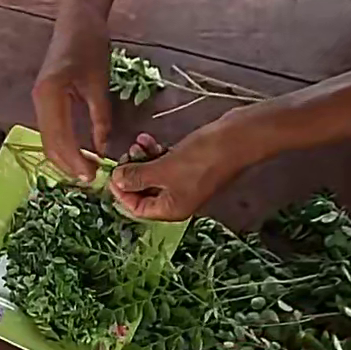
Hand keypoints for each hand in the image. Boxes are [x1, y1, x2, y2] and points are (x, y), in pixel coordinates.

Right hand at [32, 6, 113, 182]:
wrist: (76, 16)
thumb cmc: (90, 43)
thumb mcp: (99, 84)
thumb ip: (101, 119)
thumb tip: (103, 149)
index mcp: (50, 95)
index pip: (61, 141)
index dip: (76, 163)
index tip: (94, 176)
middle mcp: (39, 101)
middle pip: (50, 147)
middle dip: (69, 167)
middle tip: (91, 180)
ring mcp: (39, 102)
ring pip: (48, 143)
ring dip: (65, 160)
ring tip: (86, 171)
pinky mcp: (44, 102)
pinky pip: (51, 133)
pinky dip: (63, 148)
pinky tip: (79, 156)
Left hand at [108, 124, 247, 220]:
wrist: (238, 138)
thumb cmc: (201, 158)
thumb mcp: (163, 169)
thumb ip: (137, 177)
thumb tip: (117, 181)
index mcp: (170, 211)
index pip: (137, 209)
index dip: (122, 193)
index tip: (112, 174)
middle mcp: (176, 202)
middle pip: (144, 193)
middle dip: (132, 174)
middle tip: (125, 155)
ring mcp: (184, 184)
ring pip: (154, 176)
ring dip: (142, 160)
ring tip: (137, 143)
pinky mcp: (190, 167)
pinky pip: (165, 164)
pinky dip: (155, 153)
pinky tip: (148, 139)